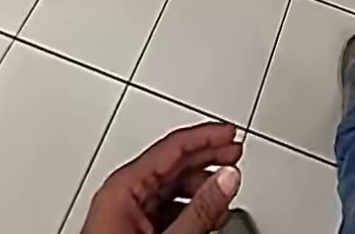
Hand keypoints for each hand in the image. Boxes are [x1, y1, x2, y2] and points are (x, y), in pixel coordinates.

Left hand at [82, 122, 243, 233]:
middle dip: (207, 159)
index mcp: (123, 188)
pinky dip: (188, 210)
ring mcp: (123, 217)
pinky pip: (164, 211)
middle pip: (173, 164)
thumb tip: (227, 177)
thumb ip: (200, 210)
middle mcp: (121, 196)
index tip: (230, 134)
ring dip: (200, 189)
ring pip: (170, 189)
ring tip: (224, 197)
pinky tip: (206, 219)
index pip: (173, 146)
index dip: (206, 136)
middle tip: (234, 155)